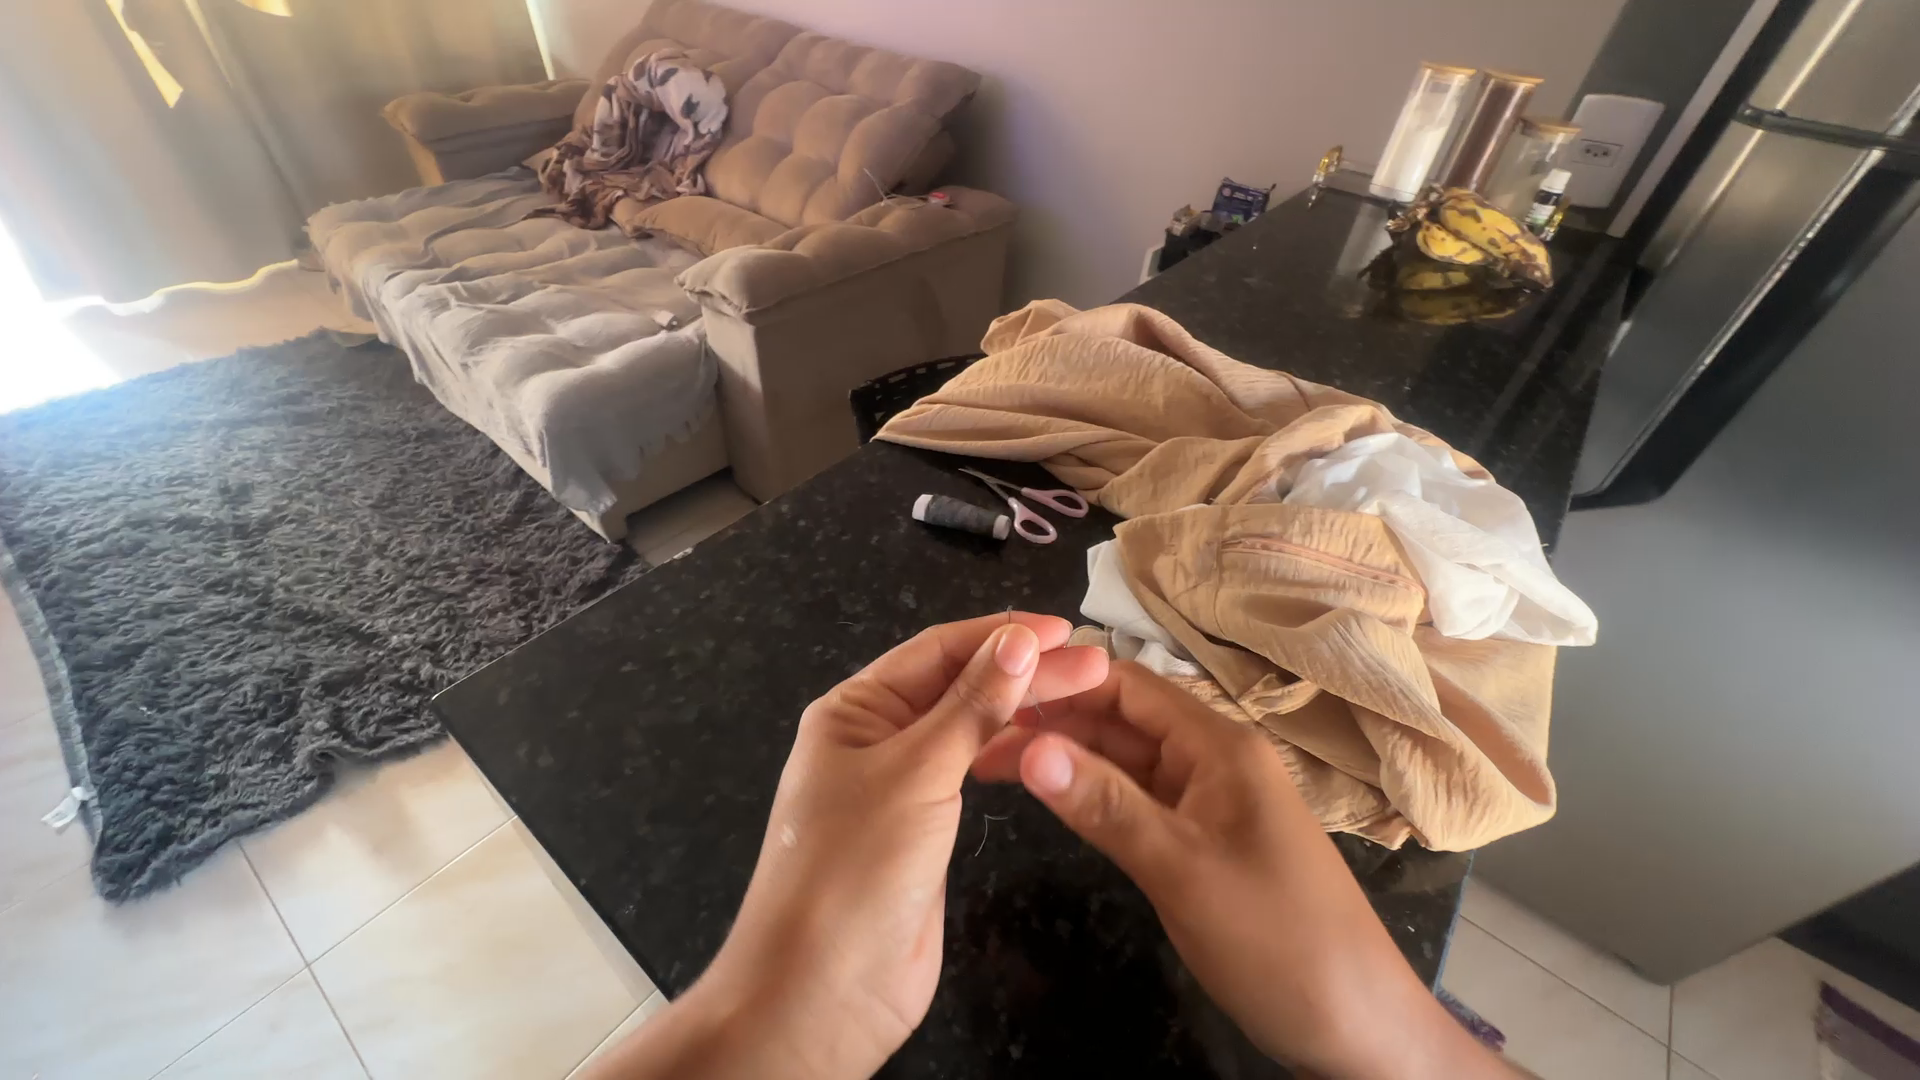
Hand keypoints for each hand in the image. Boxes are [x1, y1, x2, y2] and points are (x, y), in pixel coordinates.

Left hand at [582, 613, 1107, 1079]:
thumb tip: (1019, 637)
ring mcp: (902, 780)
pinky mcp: (924, 822)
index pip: (938, 650)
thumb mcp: (917, 771)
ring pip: (968, 726)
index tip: (1064, 630)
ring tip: (1086, 695)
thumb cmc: (857, 864)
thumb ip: (972, 704)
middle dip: (1025, 671)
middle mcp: (877, 734)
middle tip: (1096, 663)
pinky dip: (1007, 750)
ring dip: (1021, 708)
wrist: (824, 991)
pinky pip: (969, 769)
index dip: (1002, 634)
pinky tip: (1045, 742)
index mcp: (857, 707)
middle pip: (959, 685)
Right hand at [972, 661, 1517, 1079]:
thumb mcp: (1181, 869)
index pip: (1127, 686)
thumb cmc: (1278, 939)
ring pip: (1124, 760)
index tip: (997, 692)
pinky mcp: (1200, 836)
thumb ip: (1104, 804)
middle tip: (978, 739)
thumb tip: (1027, 746)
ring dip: (1067, 759)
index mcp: (1217, 744)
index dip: (1063, 681)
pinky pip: (1137, 798)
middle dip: (1053, 723)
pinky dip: (1093, 794)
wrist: (1359, 1029)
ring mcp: (1205, 798)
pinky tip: (1052, 797)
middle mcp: (1210, 757)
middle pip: (1120, 720)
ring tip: (994, 765)